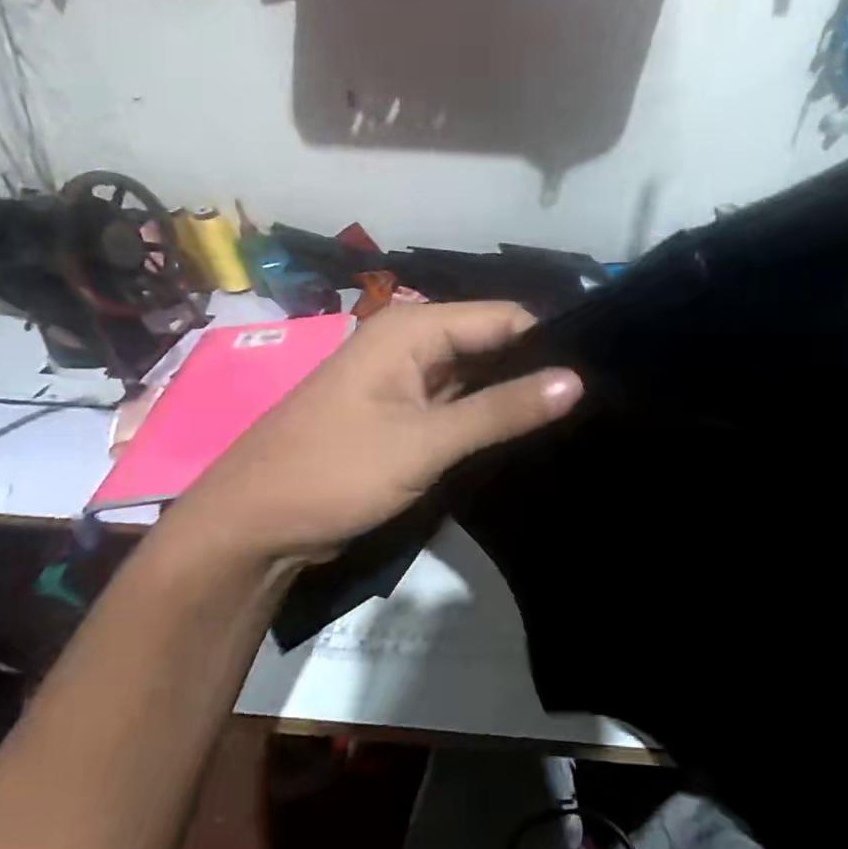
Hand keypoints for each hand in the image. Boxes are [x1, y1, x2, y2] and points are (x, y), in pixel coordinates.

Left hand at [161, 301, 581, 564]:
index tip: (596, 377)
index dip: (549, 343)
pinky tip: (528, 434)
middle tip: (590, 405)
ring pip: (479, 375)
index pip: (504, 318)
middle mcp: (411, 343)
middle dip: (535, 370)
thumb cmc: (334, 472)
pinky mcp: (406, 414)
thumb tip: (577, 381)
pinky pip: (460, 402)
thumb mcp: (427, 441)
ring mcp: (407, 380)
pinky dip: (490, 416)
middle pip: (493, 343)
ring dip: (515, 395)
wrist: (251, 530)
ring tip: (572, 419)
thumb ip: (504, 410)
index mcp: (412, 329)